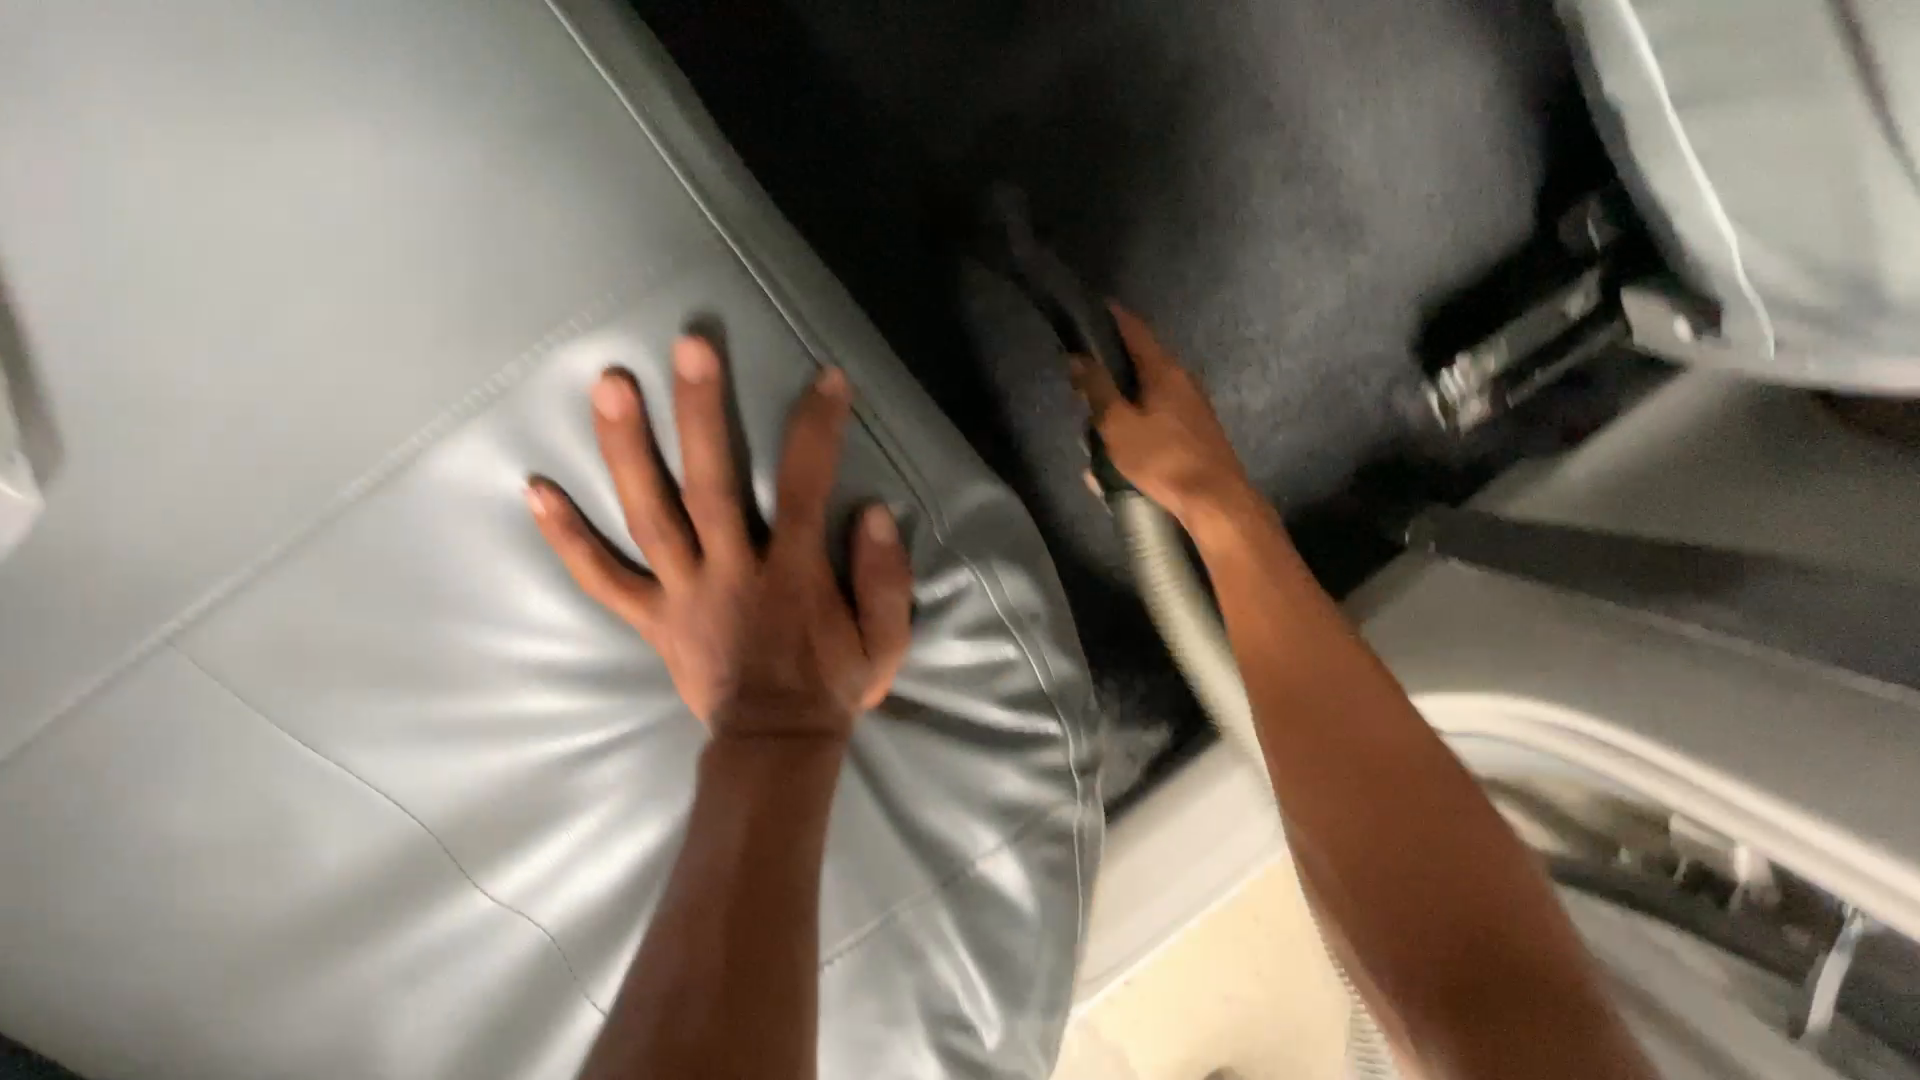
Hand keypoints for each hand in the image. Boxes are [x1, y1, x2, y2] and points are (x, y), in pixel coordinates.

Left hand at [526, 336, 913, 742]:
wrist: (776, 745)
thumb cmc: (833, 686)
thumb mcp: (885, 641)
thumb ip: (885, 579)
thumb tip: (874, 513)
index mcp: (793, 575)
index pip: (809, 488)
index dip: (818, 430)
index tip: (827, 379)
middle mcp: (731, 572)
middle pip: (711, 486)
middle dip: (702, 415)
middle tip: (688, 347)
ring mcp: (683, 593)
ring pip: (649, 516)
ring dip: (628, 450)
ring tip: (609, 385)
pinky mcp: (652, 617)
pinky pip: (603, 579)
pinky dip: (567, 539)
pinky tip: (535, 490)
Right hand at [1068, 304, 1254, 520]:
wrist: (1214, 499)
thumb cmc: (1162, 458)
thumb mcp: (1118, 424)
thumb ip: (1096, 389)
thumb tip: (1077, 357)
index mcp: (1164, 370)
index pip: (1135, 329)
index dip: (1112, 316)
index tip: (1091, 308)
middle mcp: (1183, 380)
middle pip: (1142, 360)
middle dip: (1112, 364)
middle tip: (1083, 372)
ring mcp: (1193, 406)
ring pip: (1149, 391)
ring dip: (1123, 397)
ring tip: (1097, 413)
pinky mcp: (1195, 430)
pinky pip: (1157, 414)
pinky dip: (1136, 418)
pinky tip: (1121, 442)